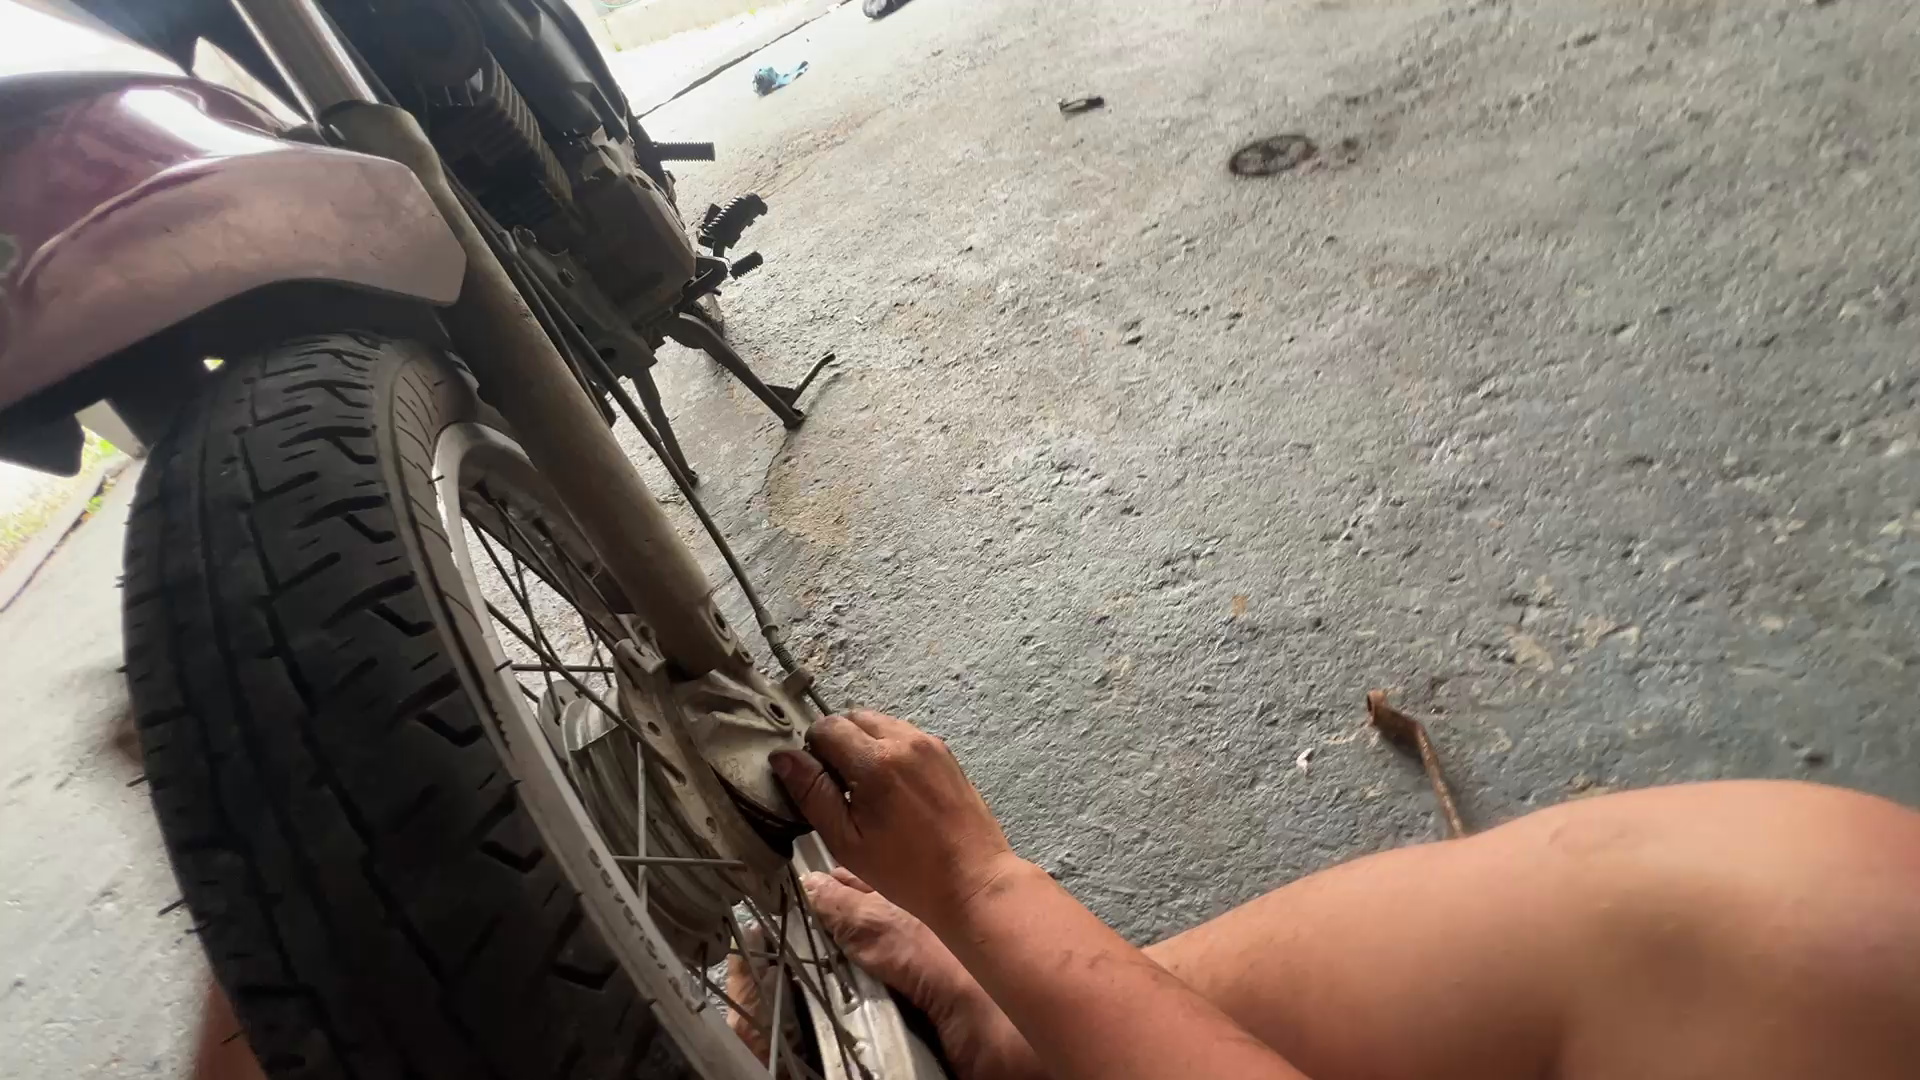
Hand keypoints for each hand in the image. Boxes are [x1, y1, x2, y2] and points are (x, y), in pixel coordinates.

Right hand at [770, 709, 1019, 927]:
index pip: (828, 727)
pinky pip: (905, 735)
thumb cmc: (905, 871)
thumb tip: (784, 757)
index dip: (812, 748)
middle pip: (854, 717)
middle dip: (837, 741)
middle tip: (837, 783)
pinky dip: (889, 749)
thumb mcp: (846, 841)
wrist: (973, 879)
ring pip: (881, 723)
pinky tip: (892, 788)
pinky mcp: (945, 752)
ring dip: (863, 743)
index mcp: (877, 761)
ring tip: (865, 787)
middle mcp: (905, 740)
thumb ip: (813, 794)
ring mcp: (929, 743)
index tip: (815, 779)